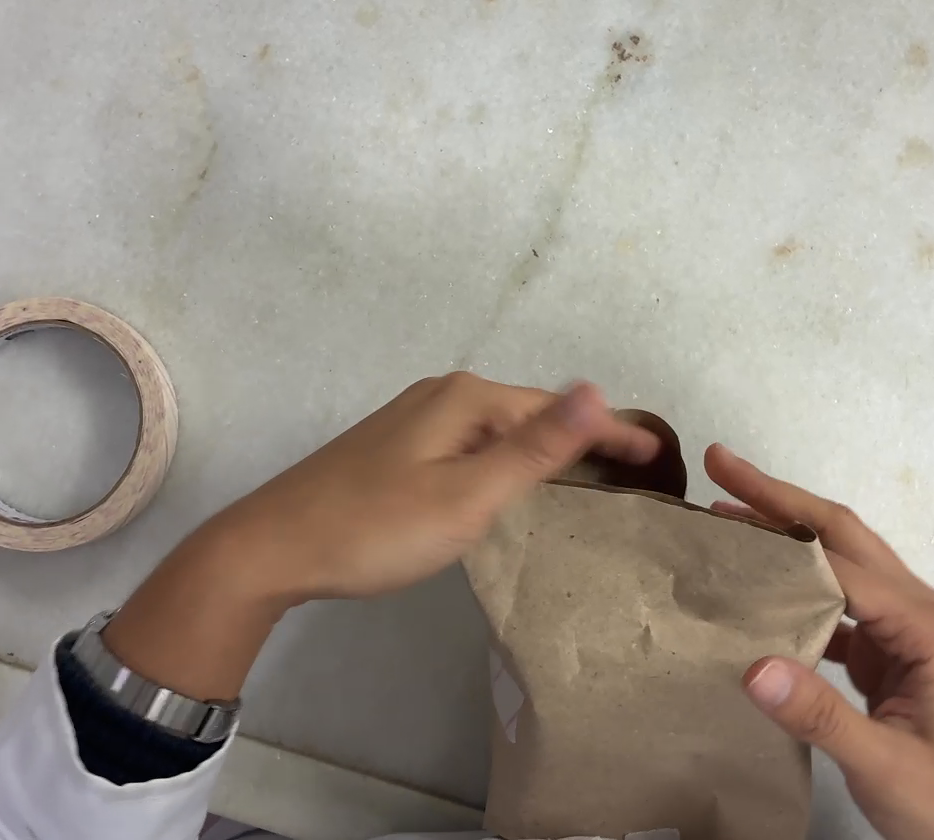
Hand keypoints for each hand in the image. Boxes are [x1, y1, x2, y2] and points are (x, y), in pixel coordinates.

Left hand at [209, 373, 657, 601]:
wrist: (275, 546)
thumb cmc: (379, 526)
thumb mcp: (468, 494)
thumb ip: (535, 446)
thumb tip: (596, 388)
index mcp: (466, 399)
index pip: (557, 409)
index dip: (611, 431)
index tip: (658, 454)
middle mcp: (442, 395)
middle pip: (528, 413)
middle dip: (579, 437)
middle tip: (630, 473)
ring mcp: (414, 418)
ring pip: (497, 430)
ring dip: (542, 449)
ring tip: (586, 479)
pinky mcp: (396, 444)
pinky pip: (470, 444)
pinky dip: (504, 460)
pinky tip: (510, 483)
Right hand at [705, 445, 933, 839]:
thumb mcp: (890, 770)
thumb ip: (821, 717)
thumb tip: (751, 665)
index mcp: (926, 626)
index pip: (841, 564)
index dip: (779, 534)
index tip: (720, 506)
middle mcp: (918, 609)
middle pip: (841, 532)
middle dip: (778, 496)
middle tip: (720, 464)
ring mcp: (904, 625)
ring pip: (837, 555)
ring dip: (783, 528)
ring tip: (724, 510)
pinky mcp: (889, 646)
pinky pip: (835, 595)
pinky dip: (792, 579)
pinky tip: (754, 583)